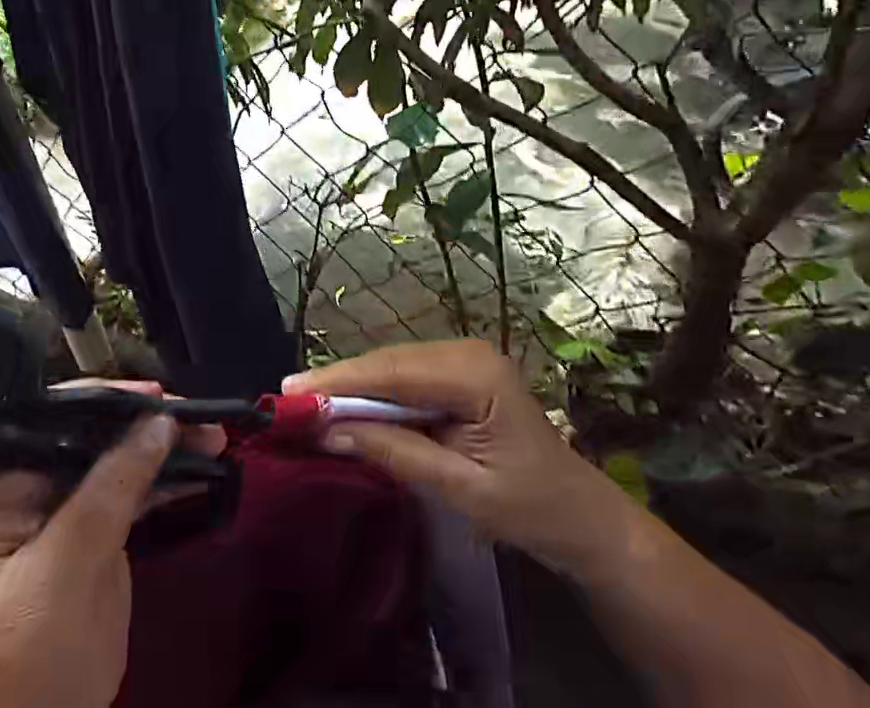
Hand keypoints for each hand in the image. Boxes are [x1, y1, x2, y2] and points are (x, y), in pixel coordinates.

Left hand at [0, 413, 176, 707]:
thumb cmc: (23, 663)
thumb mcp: (62, 571)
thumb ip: (109, 491)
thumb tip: (157, 423)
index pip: (45, 425)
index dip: (101, 404)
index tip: (154, 396)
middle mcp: (20, 492)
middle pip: (85, 439)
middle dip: (140, 425)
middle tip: (193, 415)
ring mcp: (58, 515)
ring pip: (112, 464)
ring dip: (160, 449)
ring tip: (210, 435)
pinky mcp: (89, 540)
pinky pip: (127, 496)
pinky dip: (163, 481)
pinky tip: (197, 467)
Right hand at [283, 339, 626, 570]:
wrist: (582, 516)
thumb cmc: (530, 508)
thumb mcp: (461, 489)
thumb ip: (395, 452)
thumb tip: (328, 430)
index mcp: (476, 375)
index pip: (391, 372)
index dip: (337, 381)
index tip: (289, 393)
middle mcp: (466, 352)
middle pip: (386, 362)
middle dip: (337, 382)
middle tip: (286, 400)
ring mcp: (463, 359)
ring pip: (390, 367)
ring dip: (350, 386)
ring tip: (306, 404)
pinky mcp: (458, 373)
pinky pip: (403, 377)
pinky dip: (372, 393)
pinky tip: (346, 405)